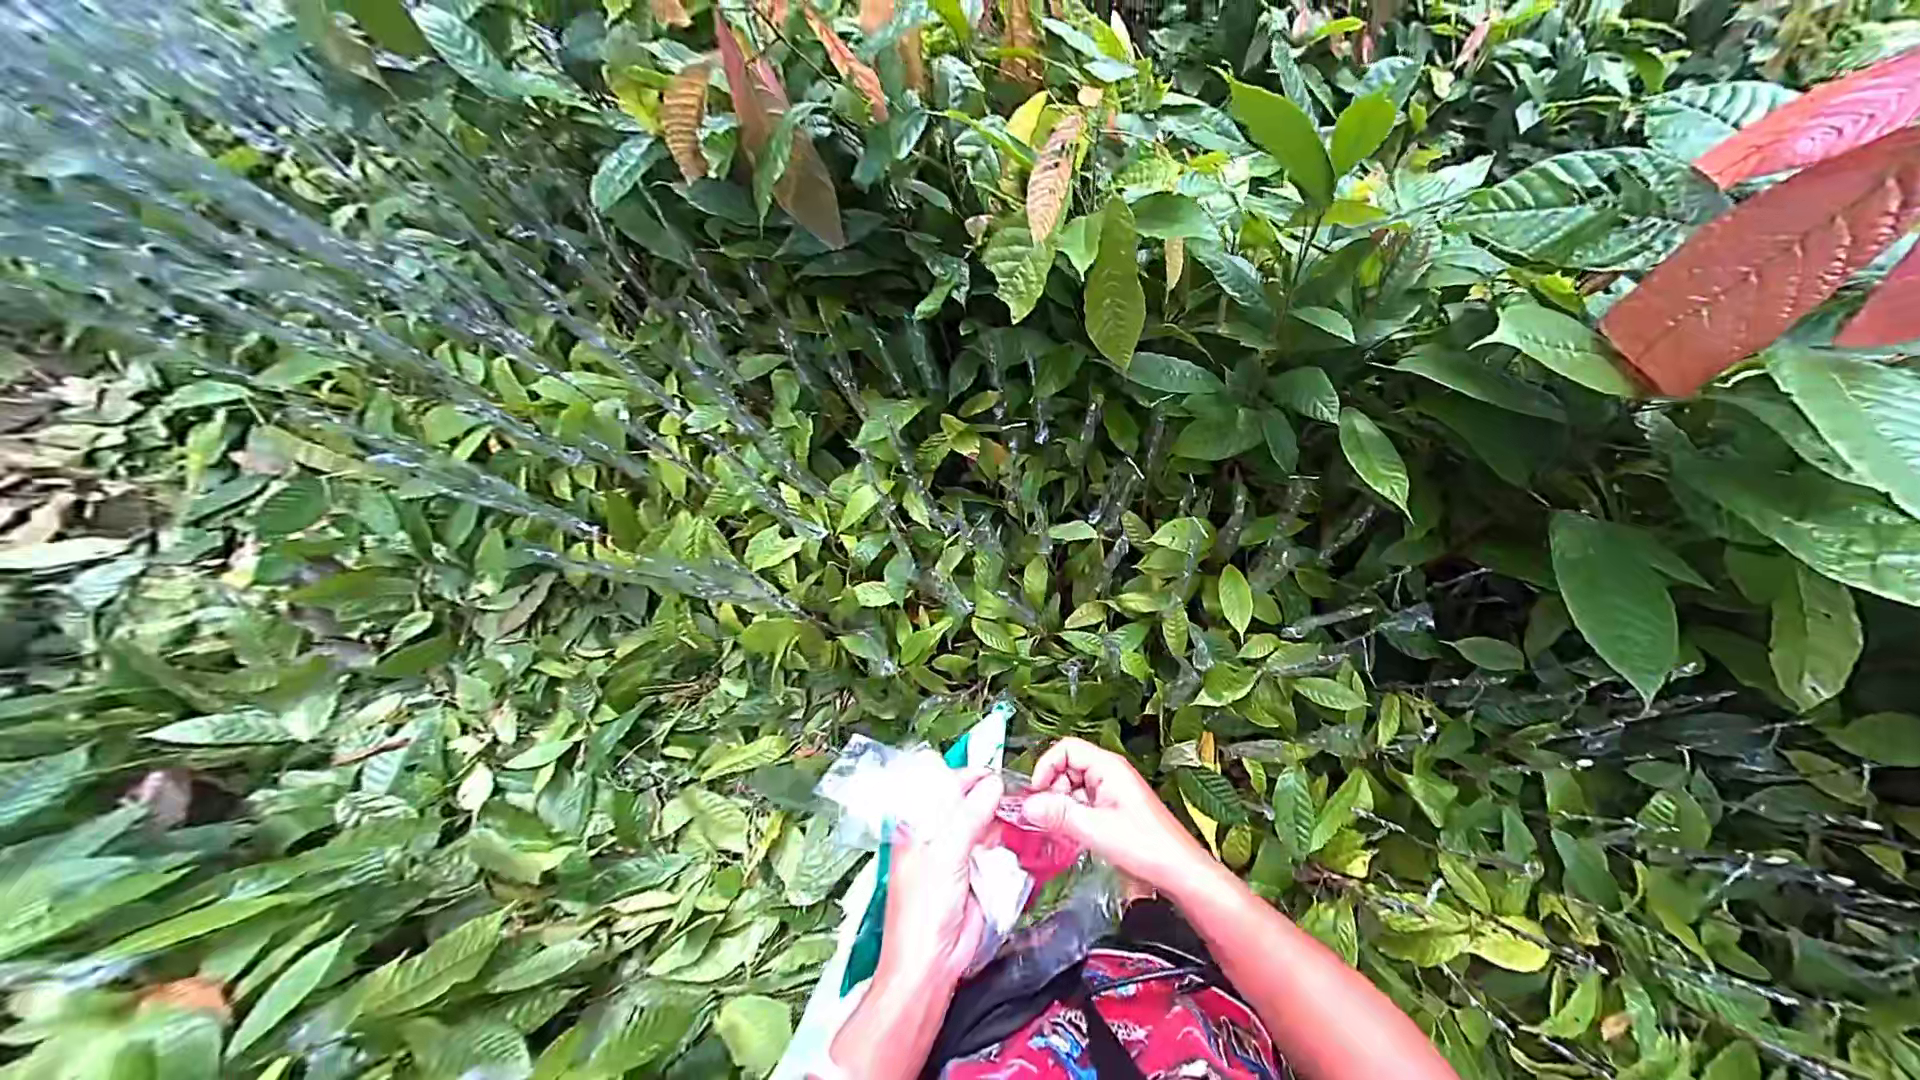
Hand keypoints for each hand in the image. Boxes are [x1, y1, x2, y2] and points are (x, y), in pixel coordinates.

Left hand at [877, 769, 1004, 989]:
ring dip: (997, 820)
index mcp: (915, 827)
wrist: (931, 967)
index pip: (940, 787)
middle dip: (986, 797)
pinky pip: (992, 850)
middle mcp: (933, 838)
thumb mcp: (946, 855)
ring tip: (1015, 811)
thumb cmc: (920, 917)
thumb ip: (970, 817)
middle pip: (964, 804)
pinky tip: (1013, 837)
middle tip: (1009, 791)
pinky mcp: (973, 875)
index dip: (965, 777)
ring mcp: (954, 856)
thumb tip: (991, 786)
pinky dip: (1003, 843)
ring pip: (981, 826)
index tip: (990, 772)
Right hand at [1020, 738, 1219, 898]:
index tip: (1037, 793)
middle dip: (1053, 789)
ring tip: (1065, 829)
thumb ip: (1058, 814)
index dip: (1047, 766)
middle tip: (1049, 815)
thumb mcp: (1094, 829)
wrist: (1180, 872)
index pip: (1066, 748)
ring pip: (1074, 786)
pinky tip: (1076, 835)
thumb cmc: (1146, 846)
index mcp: (1108, 766)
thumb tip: (1027, 805)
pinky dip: (1074, 815)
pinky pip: (1084, 802)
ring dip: (1064, 805)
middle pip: (1067, 766)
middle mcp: (1110, 772)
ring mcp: (1113, 789)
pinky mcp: (1115, 807)